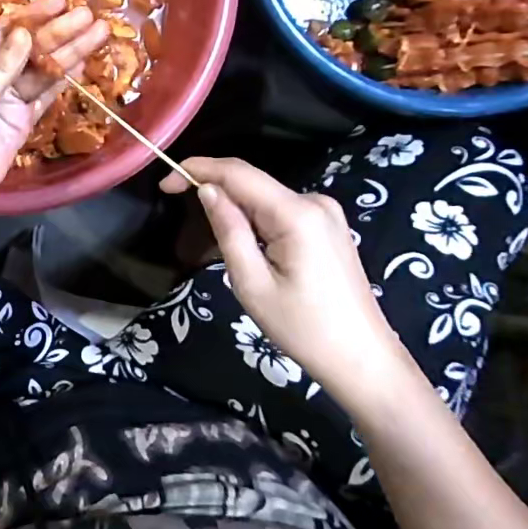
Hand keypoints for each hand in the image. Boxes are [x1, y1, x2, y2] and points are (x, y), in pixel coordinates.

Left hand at [0, 0, 108, 215]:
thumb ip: (2, 67)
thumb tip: (25, 33)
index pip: (4, 32)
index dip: (32, 16)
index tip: (60, 1)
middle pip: (28, 49)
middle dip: (57, 32)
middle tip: (87, 15)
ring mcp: (7, 99)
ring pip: (42, 71)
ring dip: (68, 52)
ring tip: (97, 32)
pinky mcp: (21, 121)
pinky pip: (45, 95)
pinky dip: (63, 80)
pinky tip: (82, 62)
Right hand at [159, 158, 417, 406]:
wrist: (362, 360)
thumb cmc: (303, 328)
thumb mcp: (252, 282)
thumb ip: (228, 230)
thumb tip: (207, 190)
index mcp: (297, 214)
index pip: (238, 173)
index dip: (197, 169)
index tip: (164, 184)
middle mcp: (314, 202)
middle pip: (250, 181)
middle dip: (211, 187)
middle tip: (176, 207)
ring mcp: (325, 213)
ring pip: (262, 195)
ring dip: (231, 205)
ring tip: (209, 238)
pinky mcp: (326, 226)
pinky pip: (277, 208)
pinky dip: (251, 217)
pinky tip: (242, 242)